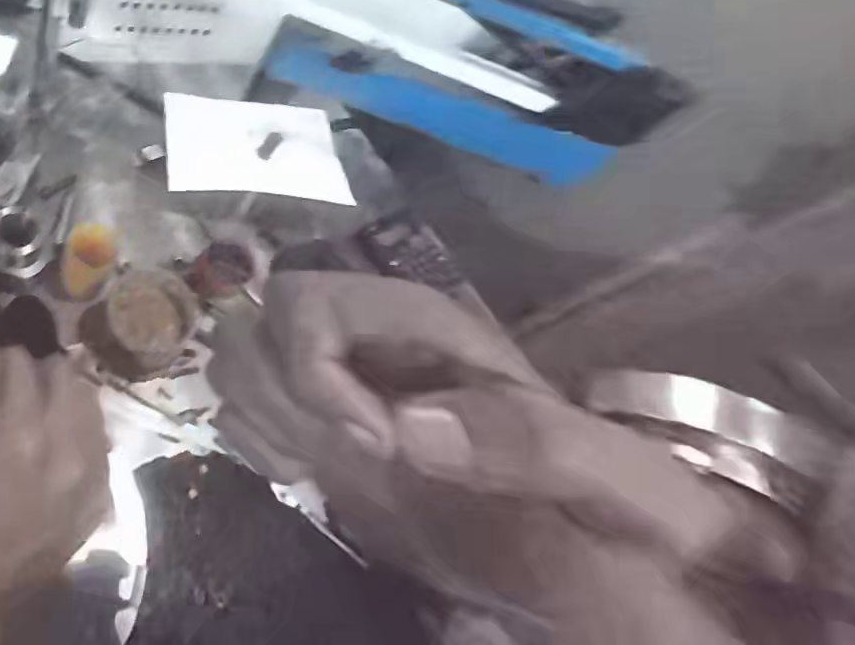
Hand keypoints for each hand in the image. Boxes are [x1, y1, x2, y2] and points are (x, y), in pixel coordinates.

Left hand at [0, 345, 109, 641]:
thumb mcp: (42, 546)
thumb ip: (63, 491)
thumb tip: (63, 441)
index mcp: (86, 495)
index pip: (91, 409)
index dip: (57, 398)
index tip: (32, 400)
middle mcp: (64, 456)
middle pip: (61, 376)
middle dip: (32, 378)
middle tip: (0, 390)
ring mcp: (21, 431)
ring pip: (19, 360)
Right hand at [208, 272, 751, 567]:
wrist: (587, 551)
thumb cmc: (606, 515)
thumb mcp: (616, 486)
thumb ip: (534, 444)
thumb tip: (404, 427)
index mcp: (416, 321)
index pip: (310, 303)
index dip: (314, 366)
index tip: (375, 444)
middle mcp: (358, 331)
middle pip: (260, 320)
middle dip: (279, 389)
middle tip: (334, 454)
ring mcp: (327, 370)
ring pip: (238, 356)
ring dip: (262, 412)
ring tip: (316, 463)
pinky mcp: (309, 413)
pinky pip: (239, 401)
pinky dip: (253, 435)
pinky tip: (301, 469)